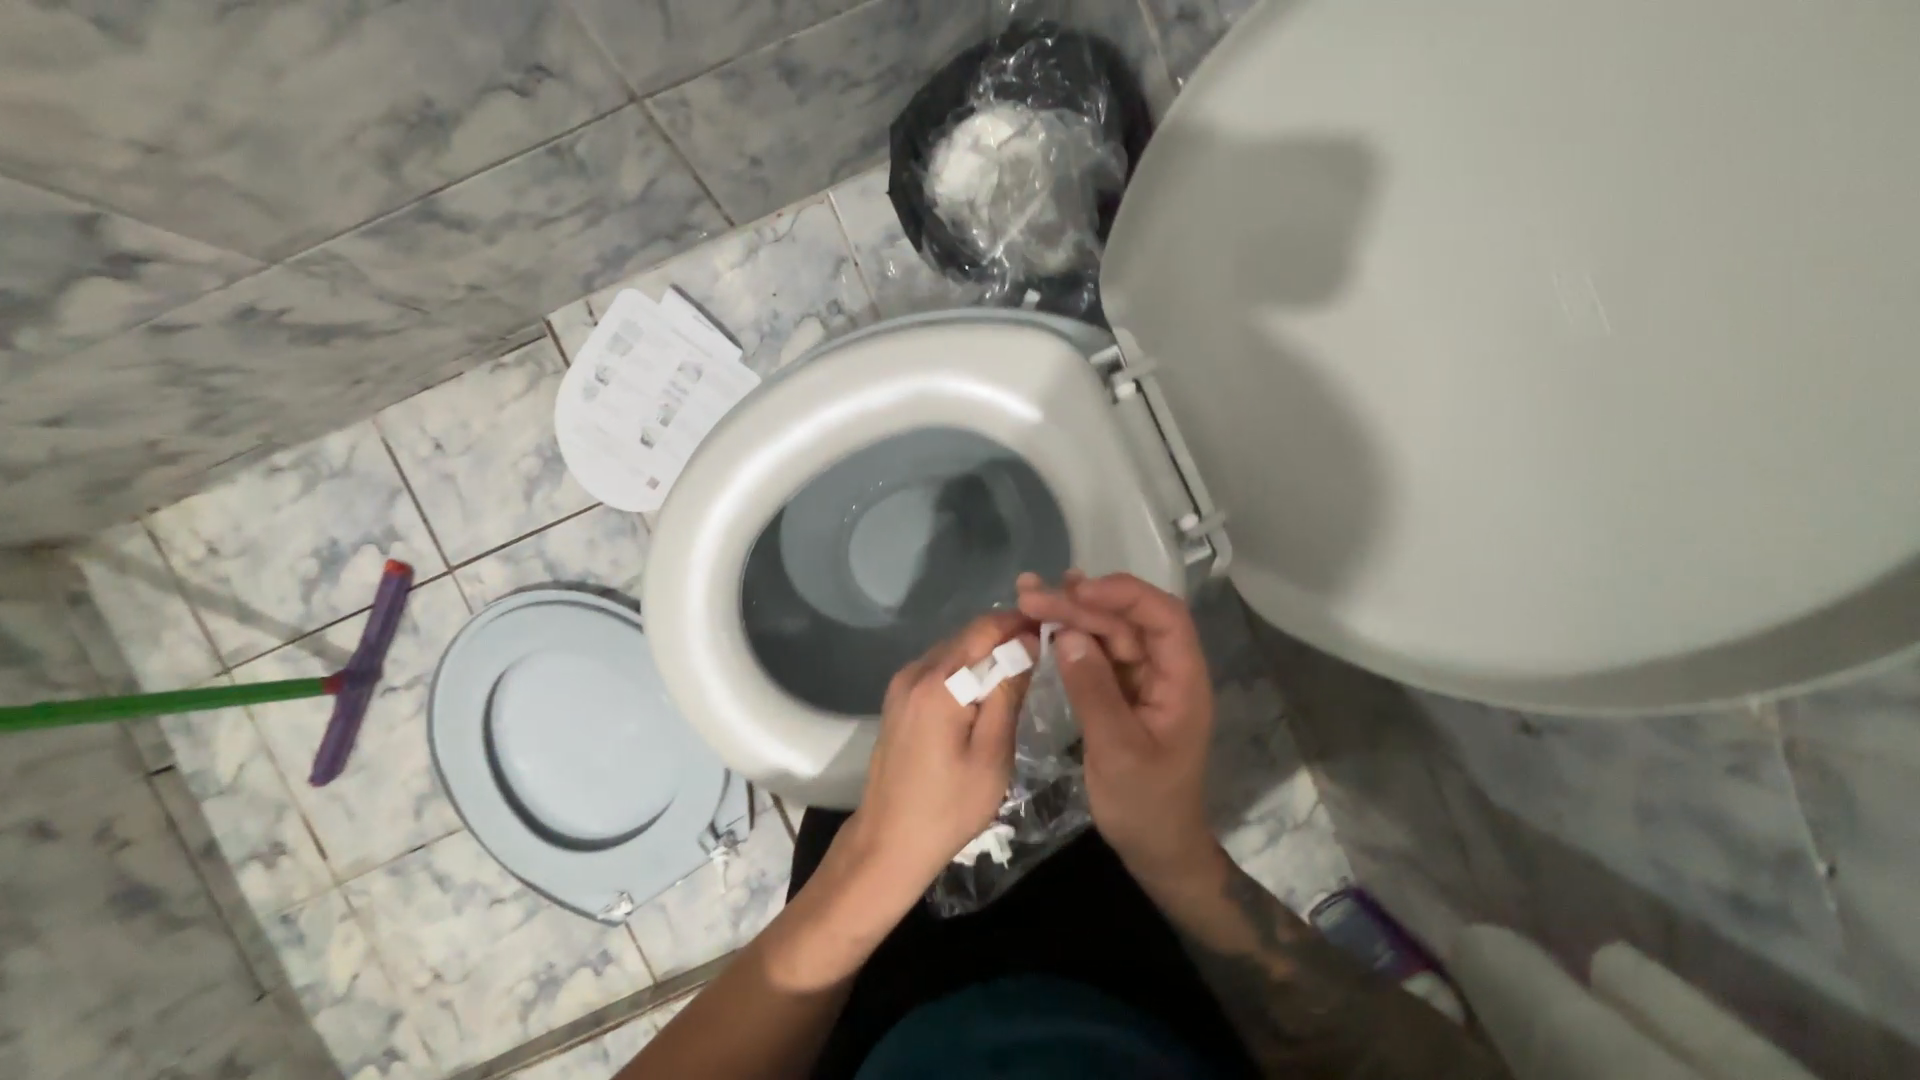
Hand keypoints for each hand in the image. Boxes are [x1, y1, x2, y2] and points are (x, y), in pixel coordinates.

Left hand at [839, 612, 1037, 902]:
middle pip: (967, 635)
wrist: (888, 841)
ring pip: (953, 650)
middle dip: (1006, 635)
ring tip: (1025, 668)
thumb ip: (1008, 692)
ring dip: (987, 652)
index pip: (985, 628)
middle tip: (1046, 649)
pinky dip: (966, 669)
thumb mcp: (993, 753)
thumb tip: (1027, 643)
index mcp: (939, 683)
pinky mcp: (898, 700)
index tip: (1053, 628)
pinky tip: (988, 689)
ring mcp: (901, 685)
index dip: (1021, 622)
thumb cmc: (949, 806)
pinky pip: (939, 669)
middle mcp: (915, 672)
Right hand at [1017, 572, 1224, 890]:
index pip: (1163, 617)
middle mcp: (1166, 672)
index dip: (1123, 595)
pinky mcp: (1123, 694)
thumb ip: (1093, 690)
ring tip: (1030, 597)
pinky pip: (1100, 655)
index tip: (1076, 591)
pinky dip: (1074, 637)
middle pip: (1129, 621)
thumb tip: (1067, 634)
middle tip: (1031, 594)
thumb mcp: (1117, 750)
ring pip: (1111, 634)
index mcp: (1183, 681)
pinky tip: (1049, 622)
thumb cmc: (1145, 804)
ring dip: (1074, 614)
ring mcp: (1144, 682)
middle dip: (1083, 603)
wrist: (1156, 848)